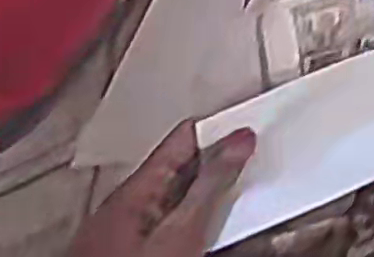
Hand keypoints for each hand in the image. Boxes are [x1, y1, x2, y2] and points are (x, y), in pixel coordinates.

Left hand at [68, 122, 255, 256]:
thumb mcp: (183, 229)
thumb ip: (213, 180)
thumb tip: (241, 138)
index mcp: (132, 190)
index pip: (186, 135)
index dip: (221, 128)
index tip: (253, 130)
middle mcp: (122, 205)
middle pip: (182, 163)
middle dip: (217, 161)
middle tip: (250, 163)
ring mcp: (119, 231)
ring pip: (176, 191)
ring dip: (206, 189)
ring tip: (232, 195)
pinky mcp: (123, 250)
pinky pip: (167, 215)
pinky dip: (192, 212)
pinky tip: (205, 225)